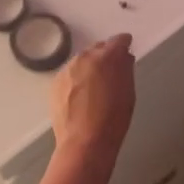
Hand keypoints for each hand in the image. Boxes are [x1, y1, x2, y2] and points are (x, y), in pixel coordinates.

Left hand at [50, 34, 133, 165]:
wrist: (84, 142)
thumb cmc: (113, 120)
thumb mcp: (128, 93)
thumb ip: (126, 70)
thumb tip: (123, 57)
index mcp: (106, 57)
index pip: (118, 41)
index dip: (124, 44)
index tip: (127, 47)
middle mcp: (83, 58)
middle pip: (97, 49)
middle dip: (106, 55)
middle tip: (113, 68)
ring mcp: (66, 70)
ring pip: (81, 61)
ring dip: (90, 66)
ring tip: (96, 83)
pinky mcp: (55, 84)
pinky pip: (70, 74)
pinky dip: (77, 78)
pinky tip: (82, 94)